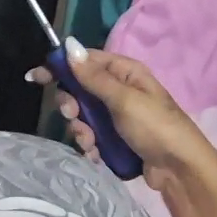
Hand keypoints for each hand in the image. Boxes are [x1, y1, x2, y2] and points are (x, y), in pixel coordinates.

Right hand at [30, 44, 216, 192]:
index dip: (60, 67)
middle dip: (71, 105)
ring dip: (80, 130)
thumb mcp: (123, 100)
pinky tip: (96, 155)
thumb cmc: (155, 127)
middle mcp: (118, 90)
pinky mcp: (115, 138)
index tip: (36, 78)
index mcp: (124, 72)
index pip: (85, 61)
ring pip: (82, 116)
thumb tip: (69, 45)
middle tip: (72, 116)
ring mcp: (116, 115)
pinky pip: (91, 135)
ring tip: (91, 143)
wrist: (180, 171)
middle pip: (78, 89)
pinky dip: (89, 145)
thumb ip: (93, 76)